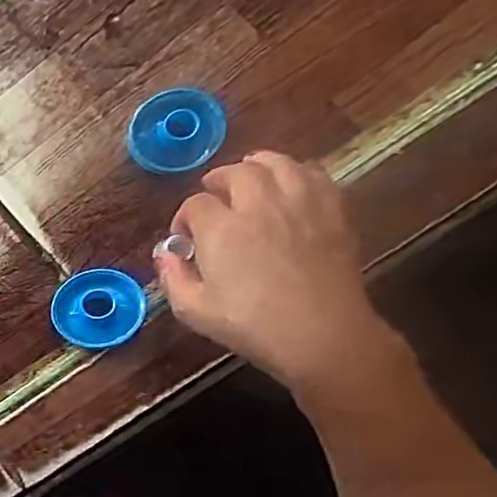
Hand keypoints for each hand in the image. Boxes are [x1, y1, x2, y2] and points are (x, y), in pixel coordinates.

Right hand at [155, 150, 398, 391]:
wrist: (319, 333)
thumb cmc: (250, 326)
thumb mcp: (194, 311)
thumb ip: (173, 278)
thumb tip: (163, 255)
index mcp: (221, 229)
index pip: (196, 204)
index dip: (184, 217)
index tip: (184, 236)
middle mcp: (259, 205)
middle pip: (236, 173)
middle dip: (218, 180)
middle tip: (213, 194)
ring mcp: (300, 202)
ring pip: (277, 163)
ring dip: (258, 165)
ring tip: (251, 174)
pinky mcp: (332, 209)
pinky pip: (314, 174)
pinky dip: (297, 172)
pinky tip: (291, 184)